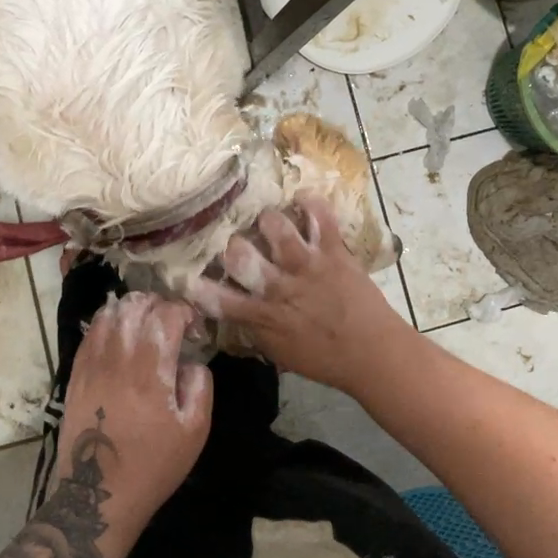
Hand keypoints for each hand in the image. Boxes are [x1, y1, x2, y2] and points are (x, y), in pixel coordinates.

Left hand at [54, 293, 212, 529]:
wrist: (97, 495)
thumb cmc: (153, 465)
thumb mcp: (195, 431)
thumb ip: (201, 385)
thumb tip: (190, 361)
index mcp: (151, 370)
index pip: (166, 314)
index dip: (184, 312)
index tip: (193, 329)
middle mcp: (119, 357)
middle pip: (135, 305)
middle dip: (159, 304)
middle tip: (171, 323)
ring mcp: (92, 364)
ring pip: (109, 313)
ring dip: (132, 309)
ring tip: (145, 324)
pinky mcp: (75, 374)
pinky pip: (90, 333)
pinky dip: (107, 322)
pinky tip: (119, 335)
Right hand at [191, 193, 416, 393]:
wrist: (373, 354)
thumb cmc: (326, 359)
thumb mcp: (280, 353)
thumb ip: (255, 329)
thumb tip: (235, 312)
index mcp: (264, 316)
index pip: (219, 300)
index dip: (197, 286)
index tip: (184, 275)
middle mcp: (280, 287)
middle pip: (240, 254)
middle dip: (232, 245)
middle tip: (237, 242)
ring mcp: (307, 265)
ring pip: (276, 228)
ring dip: (268, 220)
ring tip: (268, 220)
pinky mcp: (334, 251)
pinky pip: (321, 217)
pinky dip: (311, 202)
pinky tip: (301, 197)